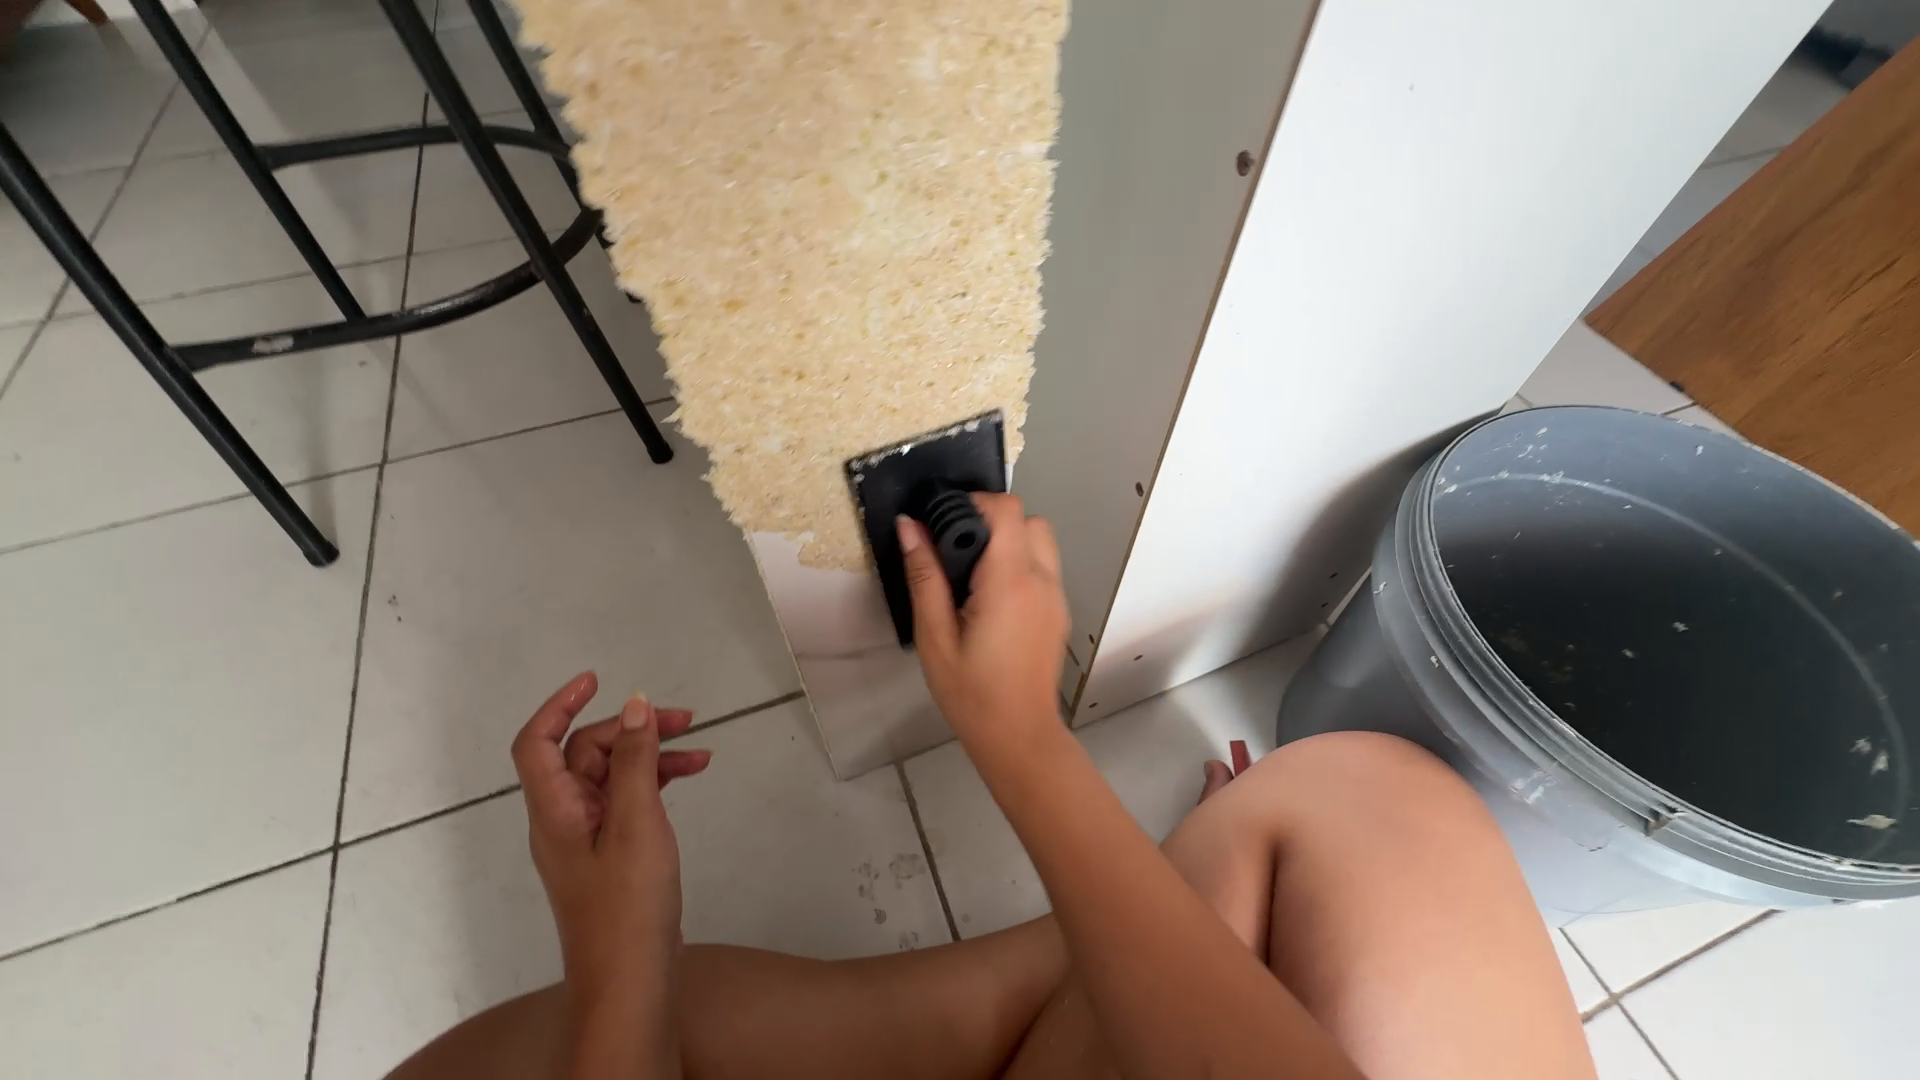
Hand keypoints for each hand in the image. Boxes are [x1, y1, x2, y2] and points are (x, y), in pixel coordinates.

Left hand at [510, 672, 711, 1009]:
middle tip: (684, 719)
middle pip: (586, 754)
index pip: (537, 742)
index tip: (596, 679)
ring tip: (699, 750)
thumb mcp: (635, 820)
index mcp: (554, 808)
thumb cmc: (628, 899)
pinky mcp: (611, 853)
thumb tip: (635, 705)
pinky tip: (690, 776)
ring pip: (613, 776)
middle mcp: (563, 817)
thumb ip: (634, 759)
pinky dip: (656, 782)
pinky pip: (627, 800)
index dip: (560, 705)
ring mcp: (587, 837)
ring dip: (651, 755)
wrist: (632, 977)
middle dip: (632, 729)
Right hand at [898, 493, 1069, 754]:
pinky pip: (1045, 568)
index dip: (974, 503)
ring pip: (1042, 541)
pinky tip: (992, 598)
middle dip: (993, 521)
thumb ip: (925, 575)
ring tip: (974, 574)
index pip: (1006, 510)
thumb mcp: (935, 635)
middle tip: (957, 550)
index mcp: (1010, 581)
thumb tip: (911, 527)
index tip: (944, 524)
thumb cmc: (971, 692)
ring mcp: (1057, 597)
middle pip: (1029, 519)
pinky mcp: (1059, 612)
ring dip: (1010, 541)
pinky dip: (1021, 564)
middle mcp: (1042, 581)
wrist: (1018, 735)